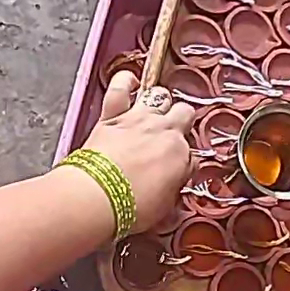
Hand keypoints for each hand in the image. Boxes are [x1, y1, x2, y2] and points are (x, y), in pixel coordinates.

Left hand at [79, 70, 194, 231]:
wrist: (98, 198)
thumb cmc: (130, 208)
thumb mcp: (163, 209)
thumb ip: (172, 192)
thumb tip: (172, 188)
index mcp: (182, 157)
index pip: (191, 153)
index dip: (183, 160)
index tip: (175, 169)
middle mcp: (165, 132)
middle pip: (185, 114)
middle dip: (181, 122)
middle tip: (170, 135)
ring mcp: (139, 119)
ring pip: (160, 95)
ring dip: (159, 102)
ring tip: (153, 111)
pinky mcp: (112, 115)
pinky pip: (121, 86)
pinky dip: (126, 81)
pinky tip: (130, 81)